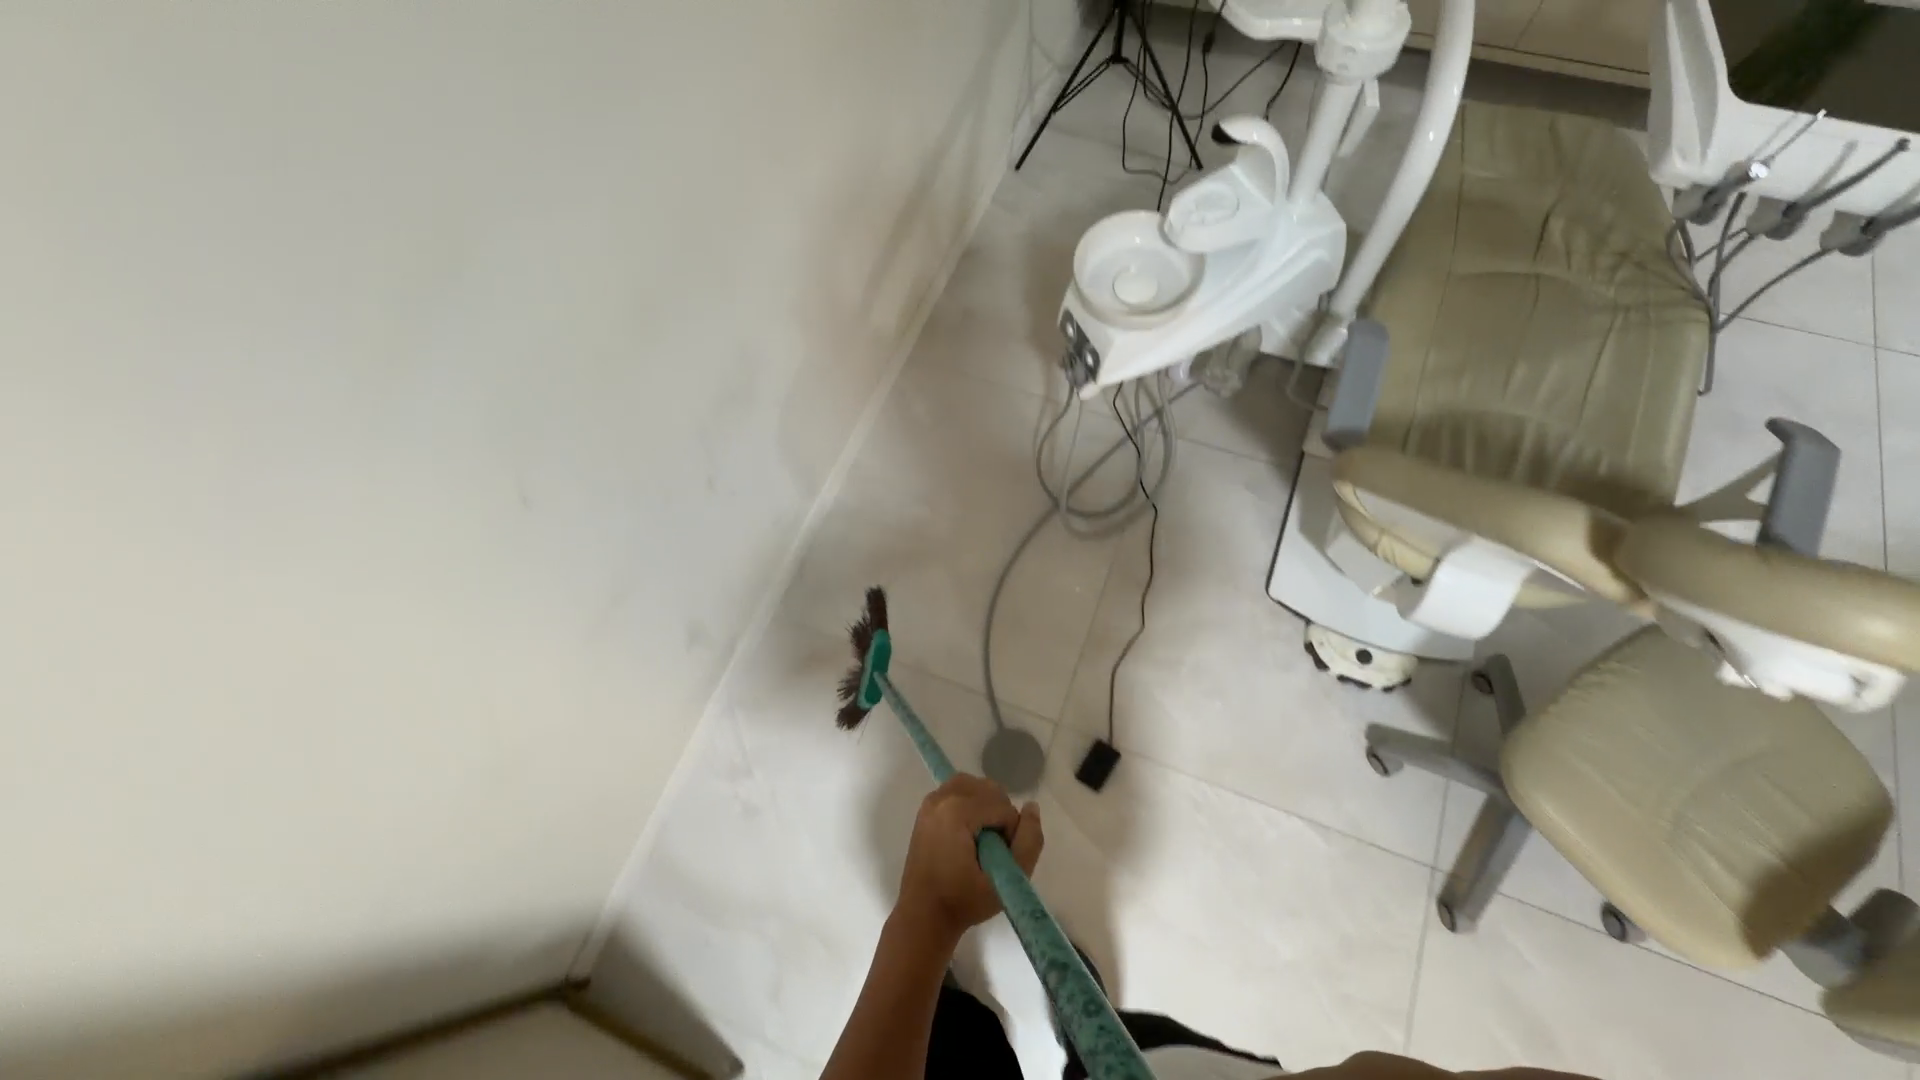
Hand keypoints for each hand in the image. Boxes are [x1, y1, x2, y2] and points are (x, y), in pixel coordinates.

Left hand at [895, 774, 1043, 944]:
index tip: (1001, 860)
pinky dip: (971, 804)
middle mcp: (941, 797)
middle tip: (995, 849)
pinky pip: (958, 791)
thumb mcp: (1007, 880)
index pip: (1004, 807)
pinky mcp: (927, 808)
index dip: (1011, 833)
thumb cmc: (963, 902)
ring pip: (974, 786)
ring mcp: (931, 801)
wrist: (923, 915)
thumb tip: (1031, 807)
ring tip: (985, 838)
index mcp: (957, 811)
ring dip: (987, 806)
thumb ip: (1028, 843)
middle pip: (990, 790)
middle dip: (1000, 815)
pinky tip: (970, 832)